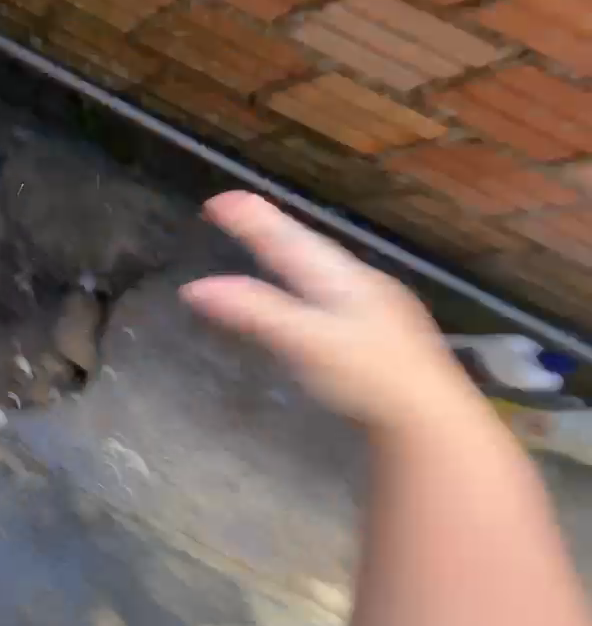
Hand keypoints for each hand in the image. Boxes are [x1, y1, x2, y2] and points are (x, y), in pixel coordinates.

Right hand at [180, 192, 484, 435]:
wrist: (434, 425)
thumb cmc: (367, 377)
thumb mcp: (303, 341)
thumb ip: (252, 311)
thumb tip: (192, 286)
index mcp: (343, 281)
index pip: (290, 242)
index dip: (254, 221)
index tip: (218, 199)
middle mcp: (361, 287)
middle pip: (309, 250)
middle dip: (270, 229)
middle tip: (236, 211)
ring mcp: (373, 312)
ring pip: (320, 272)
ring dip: (286, 254)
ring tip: (262, 242)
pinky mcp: (374, 337)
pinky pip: (325, 296)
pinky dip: (298, 284)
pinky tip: (298, 296)